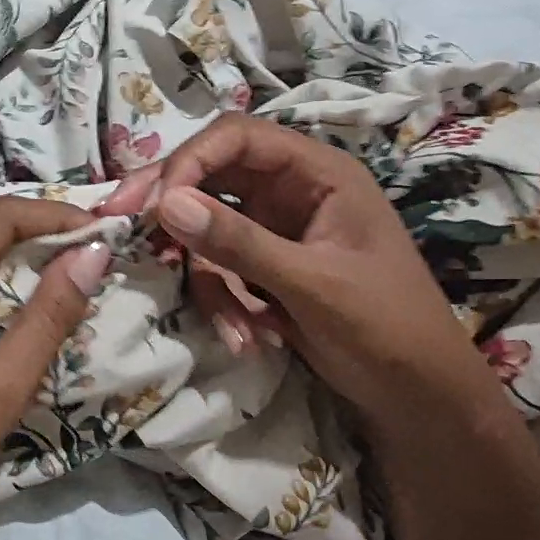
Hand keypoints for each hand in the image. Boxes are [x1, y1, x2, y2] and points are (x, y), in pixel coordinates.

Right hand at [96, 114, 500, 432]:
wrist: (420, 401)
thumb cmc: (388, 329)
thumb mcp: (313, 284)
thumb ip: (239, 242)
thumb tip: (166, 204)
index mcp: (317, 173)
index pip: (236, 137)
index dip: (189, 161)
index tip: (154, 204)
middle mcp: (290, 190)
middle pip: (209, 175)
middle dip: (171, 209)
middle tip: (119, 225)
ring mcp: (273, 228)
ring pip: (206, 229)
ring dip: (208, 280)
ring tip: (236, 328)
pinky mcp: (262, 266)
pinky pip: (218, 267)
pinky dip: (222, 301)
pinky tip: (247, 338)